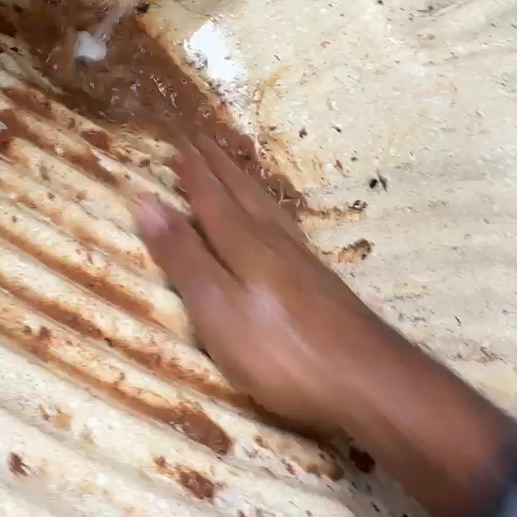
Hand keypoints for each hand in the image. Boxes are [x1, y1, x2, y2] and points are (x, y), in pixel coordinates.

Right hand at [134, 130, 513, 516]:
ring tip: (229, 164)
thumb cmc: (281, 351)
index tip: (176, 138)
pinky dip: (266, 206)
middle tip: (199, 137)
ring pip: (263, 204)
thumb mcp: (217, 308)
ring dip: (241, 179)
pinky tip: (272, 218)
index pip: (209, 195)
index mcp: (242, 242)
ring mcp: (300, 258)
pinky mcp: (319, 280)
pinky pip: (282, 222)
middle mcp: (271, 239)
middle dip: (216, 164)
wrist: (370, 380)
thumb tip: (146, 201)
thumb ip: (183, 256)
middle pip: (239, 191)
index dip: (191, 168)